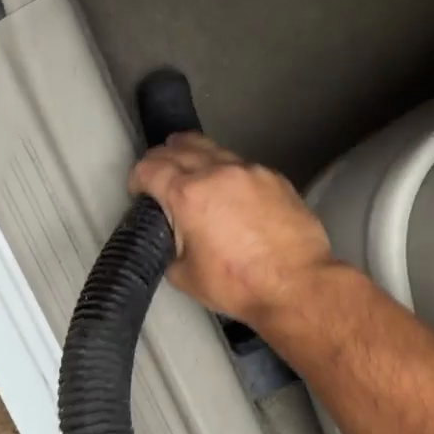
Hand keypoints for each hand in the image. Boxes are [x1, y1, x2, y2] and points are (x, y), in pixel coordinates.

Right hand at [127, 133, 335, 324]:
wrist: (295, 285)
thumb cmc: (240, 283)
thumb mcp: (183, 274)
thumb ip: (169, 246)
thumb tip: (171, 239)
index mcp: (187, 195)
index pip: (150, 168)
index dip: (137, 178)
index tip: (138, 188)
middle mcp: (217, 173)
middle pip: (179, 147)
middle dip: (161, 157)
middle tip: (156, 170)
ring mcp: (249, 172)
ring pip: (212, 149)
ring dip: (194, 154)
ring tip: (187, 164)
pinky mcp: (274, 178)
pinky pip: (241, 164)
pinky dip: (225, 170)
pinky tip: (226, 186)